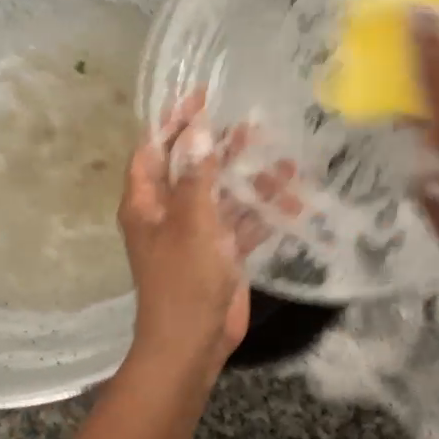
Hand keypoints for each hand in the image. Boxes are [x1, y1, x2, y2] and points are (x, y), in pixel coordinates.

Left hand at [118, 94, 258, 376]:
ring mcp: (197, 234)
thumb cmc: (183, 280)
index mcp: (146, 202)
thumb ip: (197, 176)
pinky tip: (292, 192)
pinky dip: (263, 209)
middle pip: (192, 167)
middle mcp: (169, 213)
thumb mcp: (191, 222)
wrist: (192, 343)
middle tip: (251, 123)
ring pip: (222, 193)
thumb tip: (199, 130)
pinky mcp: (222, 253)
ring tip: (279, 152)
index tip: (201, 96)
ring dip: (248, 176)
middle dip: (219, 146)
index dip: (175, 121)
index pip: (155, 149)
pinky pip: (242, 222)